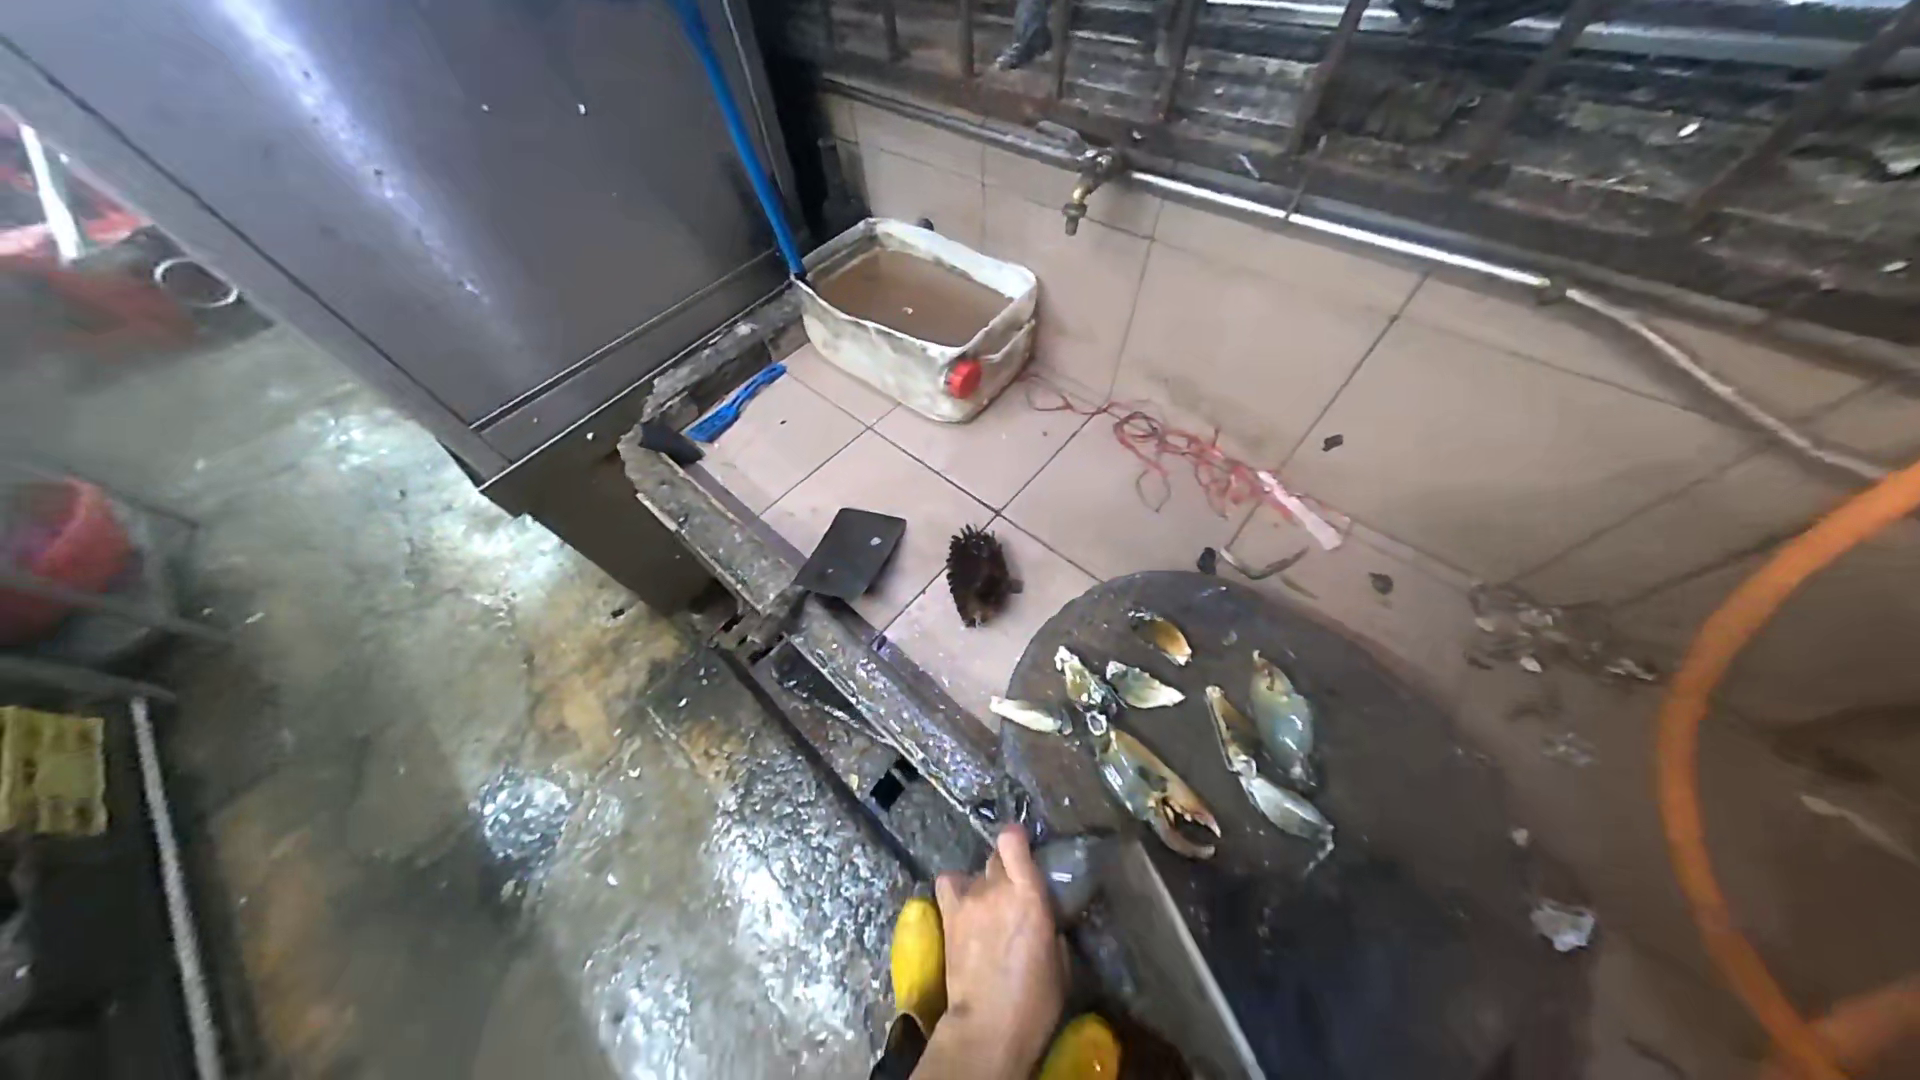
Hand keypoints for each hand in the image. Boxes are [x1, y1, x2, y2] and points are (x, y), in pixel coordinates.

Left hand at [912, 826, 1066, 1079]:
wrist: (988, 1027)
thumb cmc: (1035, 1001)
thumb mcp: (1060, 961)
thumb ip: (1050, 925)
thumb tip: (1044, 914)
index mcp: (1028, 894)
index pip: (1012, 840)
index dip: (1017, 838)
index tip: (1024, 847)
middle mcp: (996, 887)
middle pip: (996, 856)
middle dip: (1007, 867)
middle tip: (1014, 890)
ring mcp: (969, 898)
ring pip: (977, 871)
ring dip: (985, 883)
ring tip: (989, 905)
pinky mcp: (949, 914)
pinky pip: (950, 883)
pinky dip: (957, 887)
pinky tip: (964, 903)